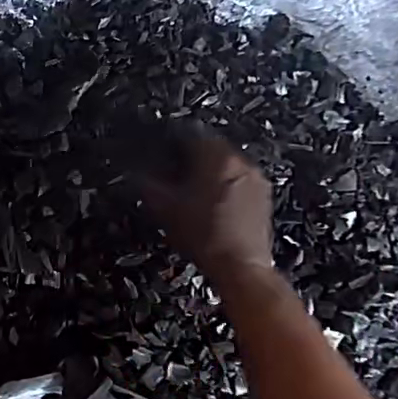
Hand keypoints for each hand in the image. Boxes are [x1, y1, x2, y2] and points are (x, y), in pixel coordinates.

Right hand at [140, 123, 273, 285]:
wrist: (240, 265)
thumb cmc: (201, 234)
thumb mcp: (163, 207)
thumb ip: (147, 183)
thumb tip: (135, 170)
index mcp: (217, 159)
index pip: (190, 134)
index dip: (169, 138)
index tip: (156, 147)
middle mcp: (241, 163)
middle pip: (210, 146)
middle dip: (188, 153)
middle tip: (168, 166)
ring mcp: (256, 179)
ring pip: (225, 162)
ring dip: (206, 167)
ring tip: (186, 184)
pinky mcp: (262, 195)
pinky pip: (237, 177)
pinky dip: (221, 181)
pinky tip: (206, 199)